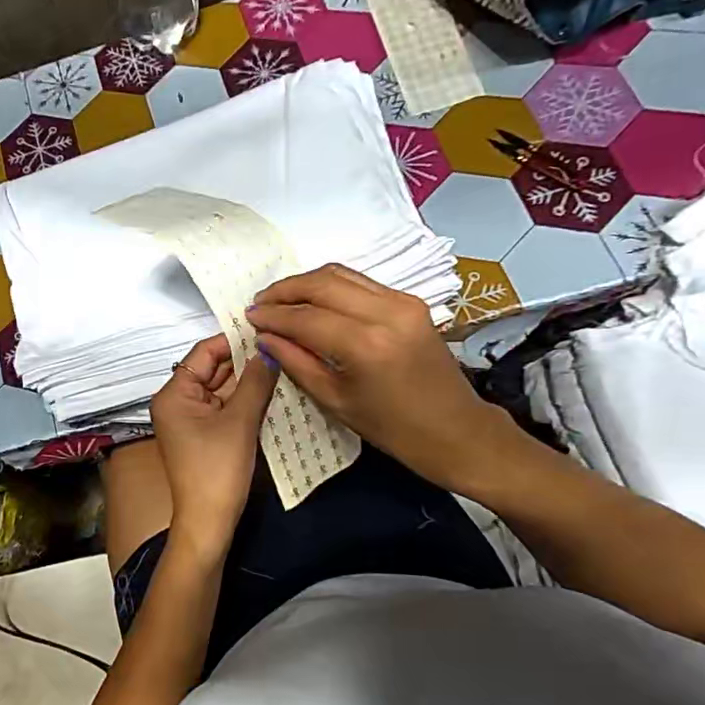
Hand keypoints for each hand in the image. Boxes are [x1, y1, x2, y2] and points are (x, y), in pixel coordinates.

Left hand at [150, 333, 279, 542]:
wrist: (209, 521)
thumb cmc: (218, 470)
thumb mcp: (240, 422)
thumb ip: (255, 381)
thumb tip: (270, 350)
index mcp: (173, 393)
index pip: (204, 352)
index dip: (234, 340)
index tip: (268, 331)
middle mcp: (177, 401)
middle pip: (213, 368)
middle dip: (245, 360)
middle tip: (282, 347)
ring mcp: (190, 418)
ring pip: (223, 388)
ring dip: (249, 381)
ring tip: (284, 365)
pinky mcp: (204, 434)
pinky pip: (225, 407)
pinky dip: (246, 400)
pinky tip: (274, 391)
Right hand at [247, 263, 524, 494]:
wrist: (455, 430)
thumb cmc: (392, 428)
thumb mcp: (335, 400)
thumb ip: (297, 362)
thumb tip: (265, 337)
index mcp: (366, 345)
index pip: (306, 317)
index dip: (273, 316)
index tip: (248, 318)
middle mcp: (386, 312)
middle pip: (323, 283)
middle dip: (285, 290)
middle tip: (260, 304)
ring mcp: (403, 302)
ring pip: (342, 275)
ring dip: (306, 283)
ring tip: (280, 299)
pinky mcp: (411, 302)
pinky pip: (360, 283)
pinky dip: (331, 286)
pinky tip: (313, 301)